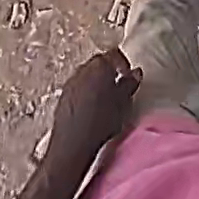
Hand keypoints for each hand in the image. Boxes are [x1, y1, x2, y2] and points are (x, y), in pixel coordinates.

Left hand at [49, 49, 141, 163]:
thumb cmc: (101, 120)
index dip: (123, 62)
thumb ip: (130, 83)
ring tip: (106, 97)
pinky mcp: (62, 98)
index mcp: (100, 66)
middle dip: (109, 70)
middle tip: (119, 84)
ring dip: (96, 81)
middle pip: (99, 63)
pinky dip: (86, 92)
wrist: (73, 144)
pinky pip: (78, 88)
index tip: (128, 74)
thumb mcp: (124, 101)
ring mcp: (70, 84)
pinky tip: (92, 107)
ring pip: (87, 75)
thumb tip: (135, 73)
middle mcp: (83, 70)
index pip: (114, 54)